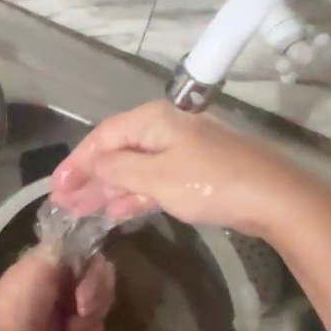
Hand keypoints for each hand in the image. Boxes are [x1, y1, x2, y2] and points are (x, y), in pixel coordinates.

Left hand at [0, 247, 114, 330]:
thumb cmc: (19, 306)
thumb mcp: (38, 266)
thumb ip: (65, 248)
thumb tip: (86, 242)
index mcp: (54, 258)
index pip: (91, 253)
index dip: (95, 270)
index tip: (82, 284)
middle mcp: (64, 277)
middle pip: (103, 277)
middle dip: (97, 295)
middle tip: (80, 307)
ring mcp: (70, 304)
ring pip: (103, 302)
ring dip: (91, 316)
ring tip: (71, 328)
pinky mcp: (74, 328)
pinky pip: (96, 325)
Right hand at [51, 101, 317, 237]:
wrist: (275, 197)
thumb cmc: (211, 183)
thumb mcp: (157, 178)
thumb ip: (119, 170)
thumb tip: (94, 164)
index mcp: (154, 120)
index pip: (103, 137)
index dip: (77, 162)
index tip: (56, 188)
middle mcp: (166, 129)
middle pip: (118, 150)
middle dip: (89, 176)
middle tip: (64, 203)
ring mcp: (183, 150)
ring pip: (135, 167)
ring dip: (109, 188)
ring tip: (82, 210)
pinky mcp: (197, 172)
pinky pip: (154, 179)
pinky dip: (134, 193)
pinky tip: (117, 210)